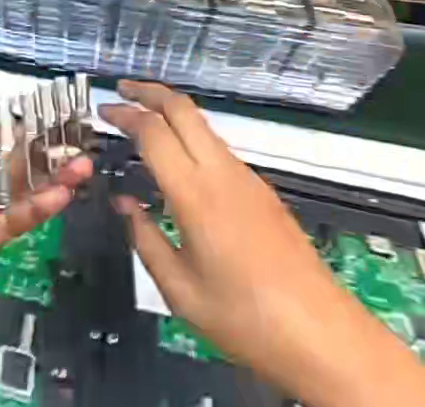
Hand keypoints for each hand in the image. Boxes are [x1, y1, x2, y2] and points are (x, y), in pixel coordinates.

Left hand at [0, 128, 91, 405]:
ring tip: (79, 173)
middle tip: (77, 153)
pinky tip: (58, 200)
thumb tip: (17, 159)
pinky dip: (31, 212)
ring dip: (42, 185)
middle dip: (36, 160)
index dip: (16, 138)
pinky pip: (6, 222)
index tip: (54, 132)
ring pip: (8, 194)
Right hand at [102, 81, 424, 406]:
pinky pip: (216, 145)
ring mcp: (245, 176)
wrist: (322, 334)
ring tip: (142, 118)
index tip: (102, 112)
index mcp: (195, 194)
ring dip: (169, 110)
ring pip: (202, 123)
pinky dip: (189, 133)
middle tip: (120, 91)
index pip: (153, 132)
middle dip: (148, 91)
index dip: (124, 115)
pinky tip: (177, 156)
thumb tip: (123, 204)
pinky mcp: (260, 188)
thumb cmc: (245, 319)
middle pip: (182, 108)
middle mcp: (221, 172)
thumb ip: (145, 239)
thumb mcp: (180, 291)